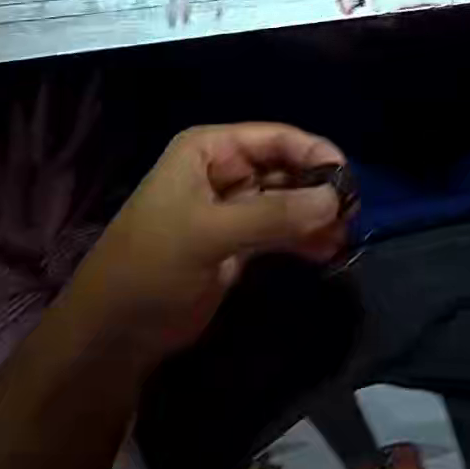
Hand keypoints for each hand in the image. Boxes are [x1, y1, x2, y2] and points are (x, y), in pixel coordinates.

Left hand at [59, 123, 349, 362]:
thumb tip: (335, 199)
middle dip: (317, 188)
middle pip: (283, 167)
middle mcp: (223, 170)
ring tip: (344, 236)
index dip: (312, 151)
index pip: (272, 137)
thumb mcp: (209, 233)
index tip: (349, 177)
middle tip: (353, 214)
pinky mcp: (238, 242)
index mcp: (208, 149)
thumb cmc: (153, 264)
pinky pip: (281, 230)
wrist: (117, 331)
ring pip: (286, 200)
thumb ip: (273, 215)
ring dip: (315, 215)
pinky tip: (327, 251)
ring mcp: (232, 207)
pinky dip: (304, 237)